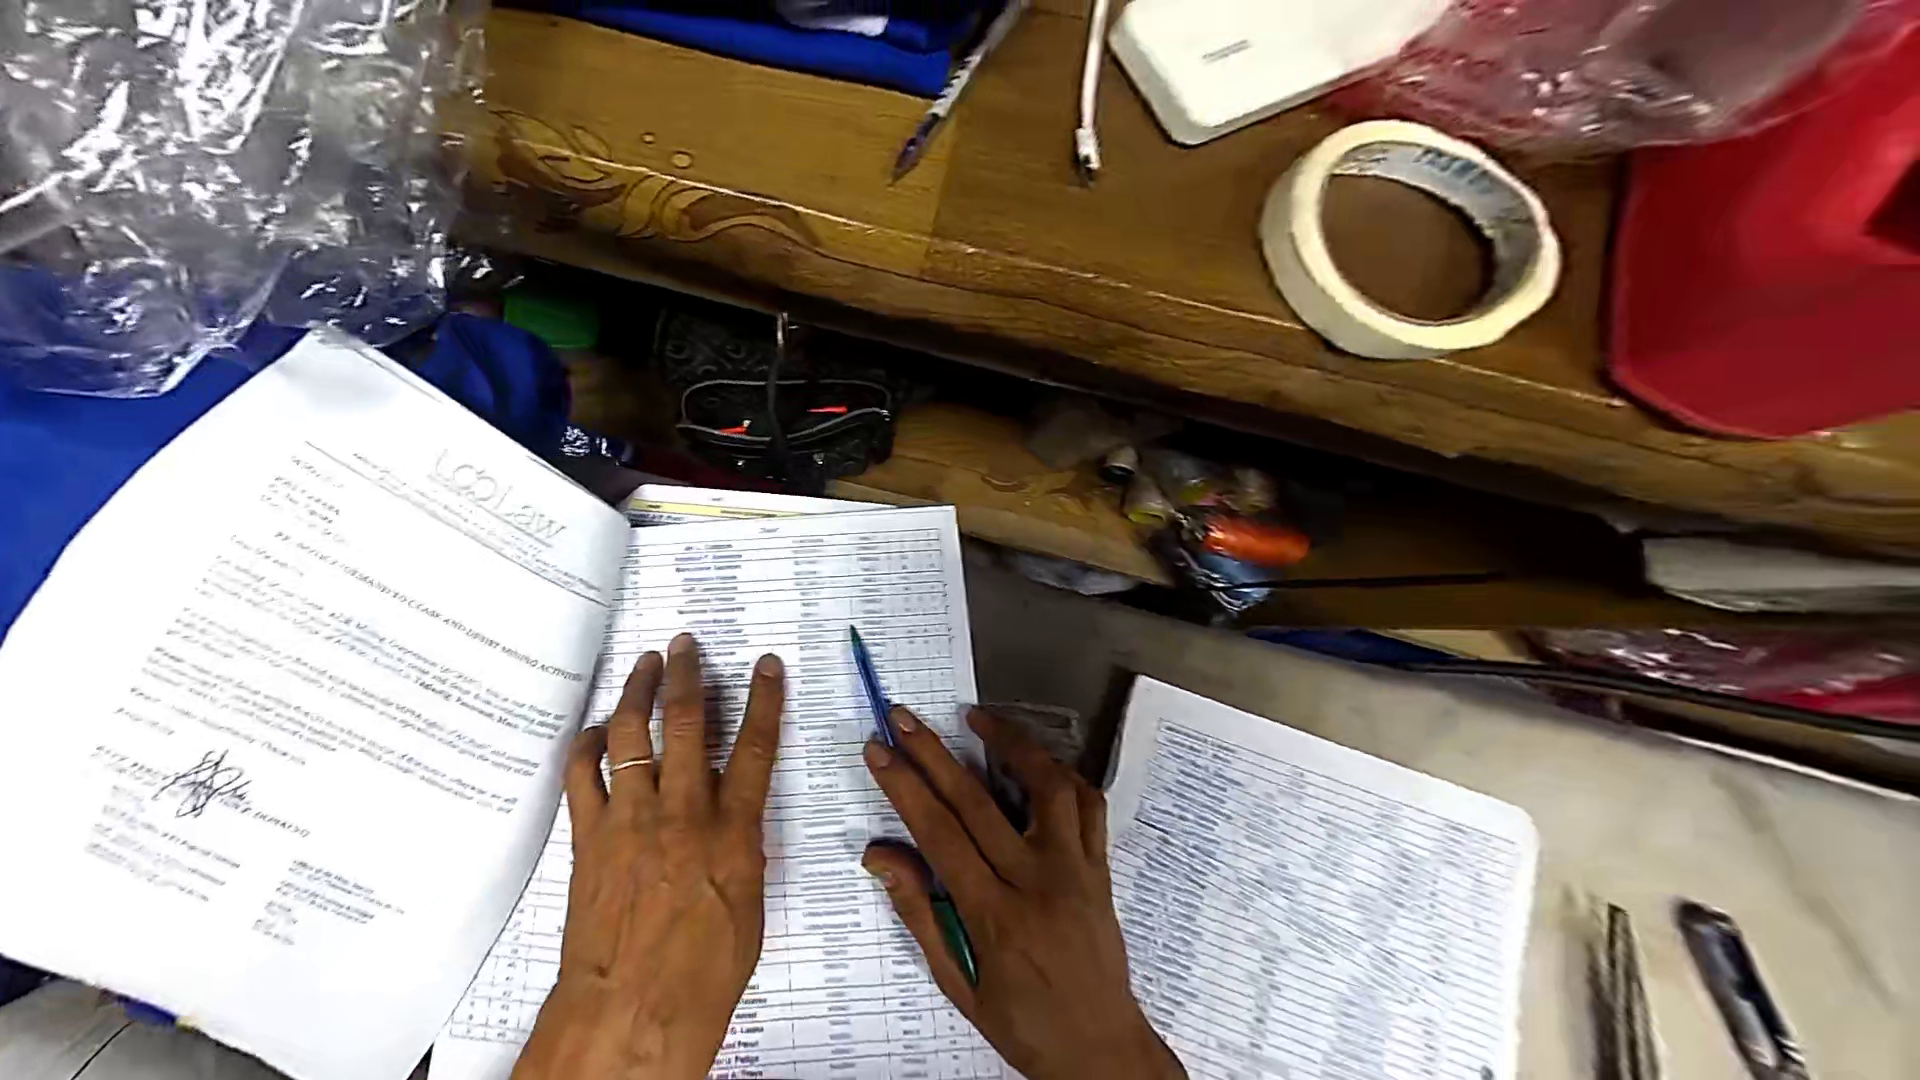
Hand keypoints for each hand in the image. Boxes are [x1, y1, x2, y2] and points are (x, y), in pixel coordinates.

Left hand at [512, 634, 784, 1079]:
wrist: (631, 1015)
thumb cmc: (707, 968)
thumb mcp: (751, 899)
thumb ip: (745, 844)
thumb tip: (740, 815)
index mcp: (733, 828)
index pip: (756, 745)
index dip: (764, 699)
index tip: (765, 664)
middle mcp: (683, 811)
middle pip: (687, 724)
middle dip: (687, 675)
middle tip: (685, 643)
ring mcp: (631, 820)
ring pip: (632, 737)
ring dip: (637, 693)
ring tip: (644, 664)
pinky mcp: (590, 838)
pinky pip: (584, 776)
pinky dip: (589, 746)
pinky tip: (597, 731)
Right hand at [862, 707, 1185, 1079]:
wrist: (1101, 1049)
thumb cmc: (1022, 1021)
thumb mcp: (957, 982)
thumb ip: (919, 912)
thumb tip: (879, 854)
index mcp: (995, 917)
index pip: (940, 835)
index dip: (905, 787)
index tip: (880, 751)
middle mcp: (1038, 882)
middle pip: (979, 801)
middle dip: (934, 753)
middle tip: (905, 718)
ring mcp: (1076, 867)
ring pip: (1047, 786)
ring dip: (1010, 742)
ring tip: (976, 718)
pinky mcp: (1101, 864)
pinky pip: (1088, 803)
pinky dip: (1061, 772)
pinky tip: (1036, 758)